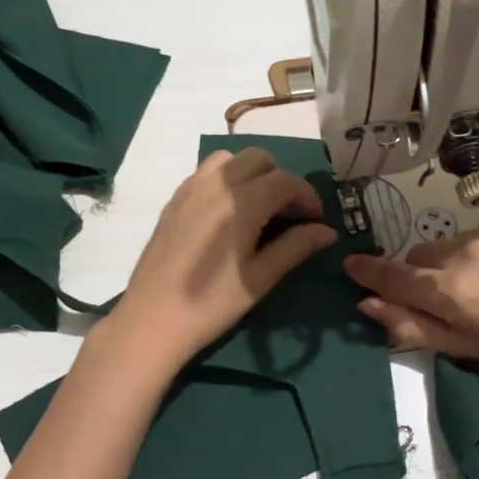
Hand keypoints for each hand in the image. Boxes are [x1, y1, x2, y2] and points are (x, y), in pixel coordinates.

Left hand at [104, 148, 337, 367]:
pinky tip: (228, 215)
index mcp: (241, 202)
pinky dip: (226, 180)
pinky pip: (206, 173)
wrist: (152, 319)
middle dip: (281, 179)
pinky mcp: (173, 201)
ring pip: (229, 160)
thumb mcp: (260, 279)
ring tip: (258, 208)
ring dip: (251, 174)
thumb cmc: (212, 304)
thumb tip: (327, 231)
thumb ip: (295, 247)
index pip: (286, 181)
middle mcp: (215, 184)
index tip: (316, 220)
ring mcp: (189, 189)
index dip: (307, 196)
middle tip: (288, 214)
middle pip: (259, 159)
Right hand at [343, 212, 478, 372]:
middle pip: (422, 256)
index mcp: (447, 290)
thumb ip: (409, 325)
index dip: (368, 271)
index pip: (393, 275)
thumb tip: (365, 304)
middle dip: (425, 274)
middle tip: (451, 296)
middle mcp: (463, 252)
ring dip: (458, 259)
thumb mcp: (461, 347)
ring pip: (453, 242)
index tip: (350, 264)